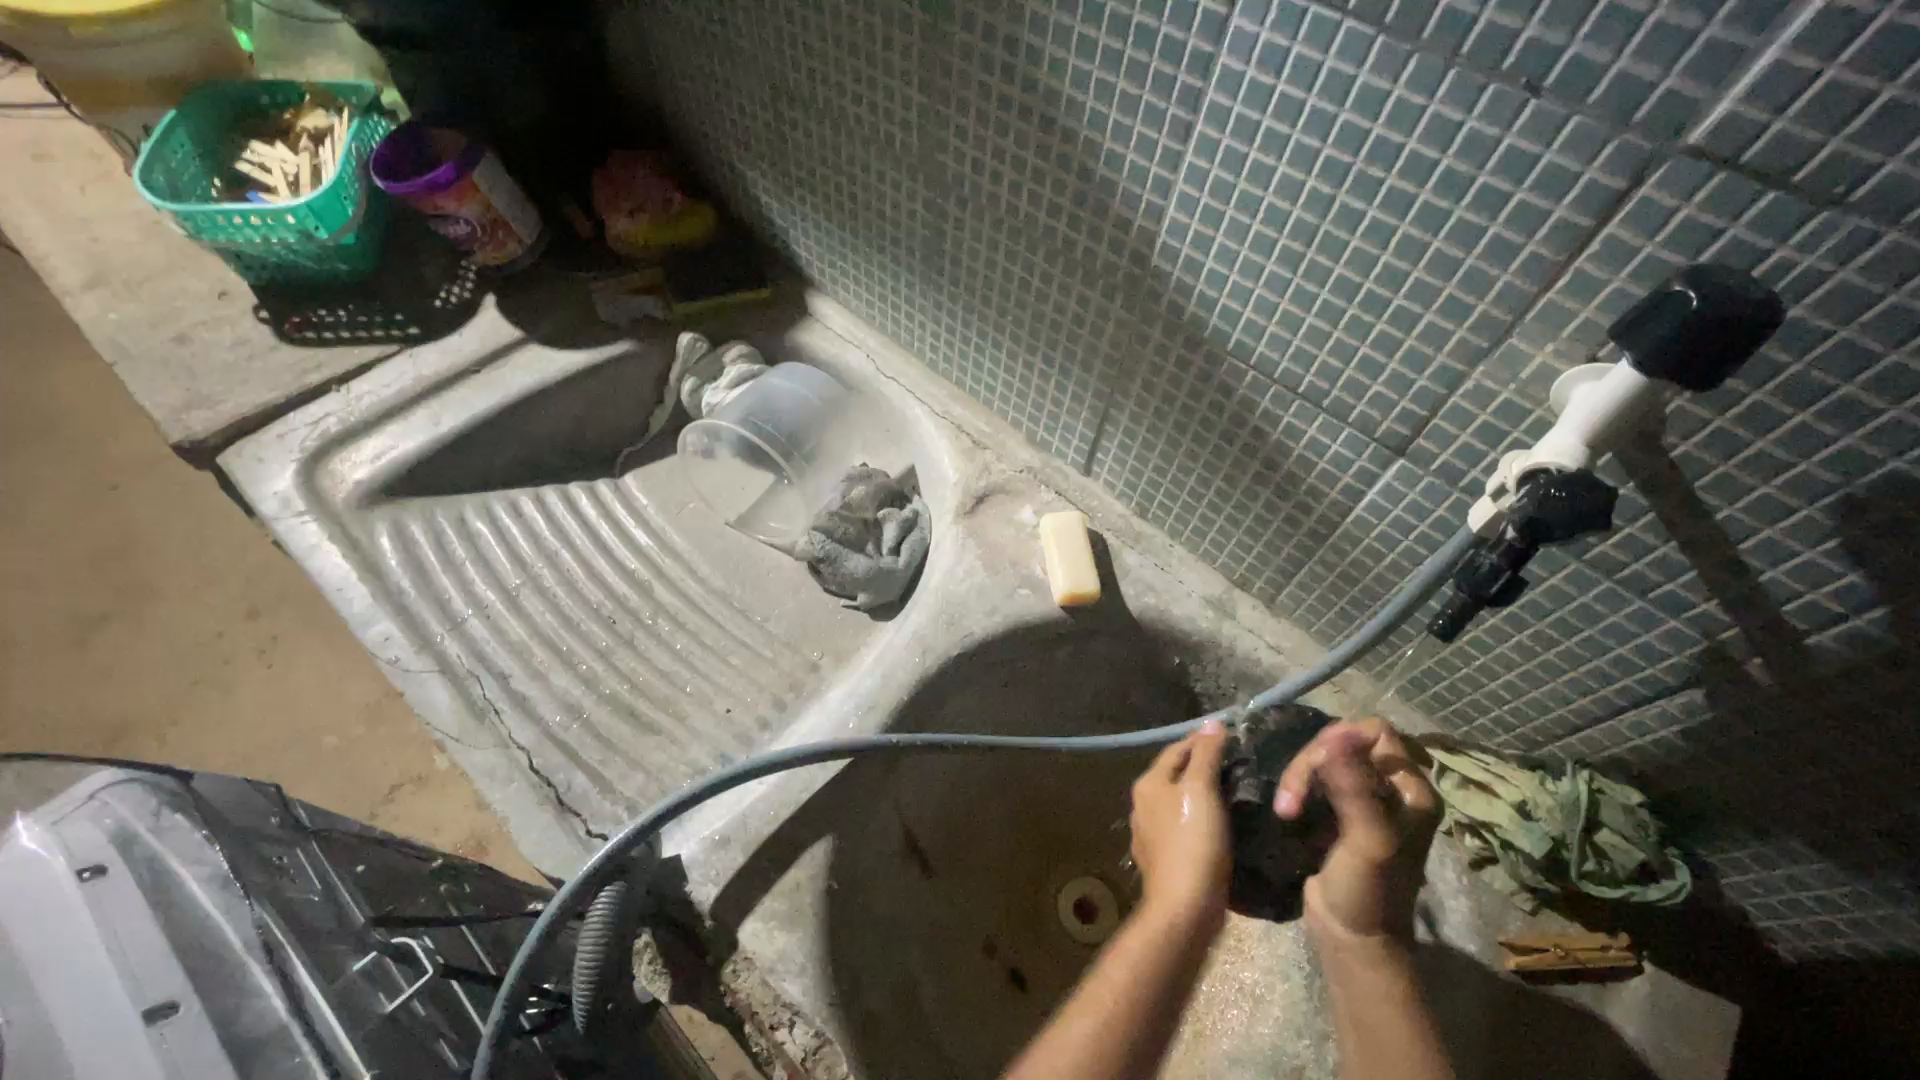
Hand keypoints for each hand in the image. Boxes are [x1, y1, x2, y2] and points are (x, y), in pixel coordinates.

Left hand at [1129, 720, 1231, 931]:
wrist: (1185, 907)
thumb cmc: (1194, 841)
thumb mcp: (1202, 790)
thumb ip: (1206, 755)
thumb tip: (1212, 723)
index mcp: (1148, 785)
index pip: (1176, 751)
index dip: (1201, 741)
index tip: (1230, 738)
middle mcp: (1141, 806)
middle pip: (1174, 776)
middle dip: (1200, 768)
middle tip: (1235, 765)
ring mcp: (1149, 835)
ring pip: (1178, 804)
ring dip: (1200, 796)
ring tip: (1232, 794)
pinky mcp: (1162, 860)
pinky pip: (1182, 830)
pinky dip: (1199, 821)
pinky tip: (1218, 828)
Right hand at [1274, 718, 1438, 941]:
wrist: (1352, 940)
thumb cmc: (1369, 893)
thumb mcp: (1366, 839)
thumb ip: (1354, 785)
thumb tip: (1336, 734)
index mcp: (1411, 790)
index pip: (1376, 733)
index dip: (1340, 740)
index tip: (1314, 768)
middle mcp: (1391, 789)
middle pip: (1344, 743)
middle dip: (1311, 764)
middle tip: (1290, 800)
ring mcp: (1363, 801)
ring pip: (1325, 760)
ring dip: (1299, 777)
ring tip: (1285, 808)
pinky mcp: (1337, 813)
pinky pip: (1315, 780)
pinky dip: (1298, 788)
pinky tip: (1287, 809)